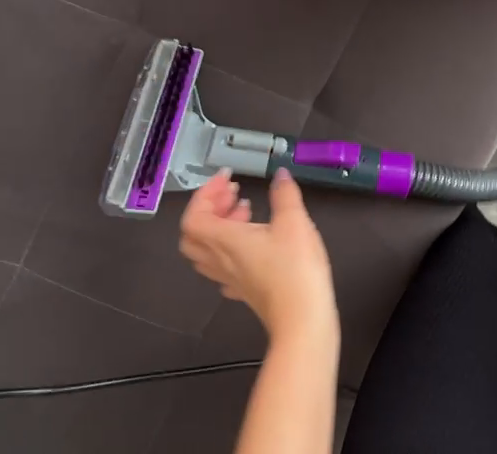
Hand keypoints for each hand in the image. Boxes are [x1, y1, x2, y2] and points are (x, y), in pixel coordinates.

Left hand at [179, 169, 336, 342]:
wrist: (303, 320)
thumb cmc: (295, 268)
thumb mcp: (294, 221)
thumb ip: (284, 194)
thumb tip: (279, 175)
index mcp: (226, 240)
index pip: (193, 217)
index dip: (205, 194)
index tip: (228, 178)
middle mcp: (221, 261)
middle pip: (193, 235)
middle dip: (209, 209)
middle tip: (233, 195)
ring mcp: (231, 279)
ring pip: (206, 252)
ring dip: (219, 228)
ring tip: (247, 213)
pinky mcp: (244, 291)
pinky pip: (223, 268)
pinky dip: (231, 250)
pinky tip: (253, 244)